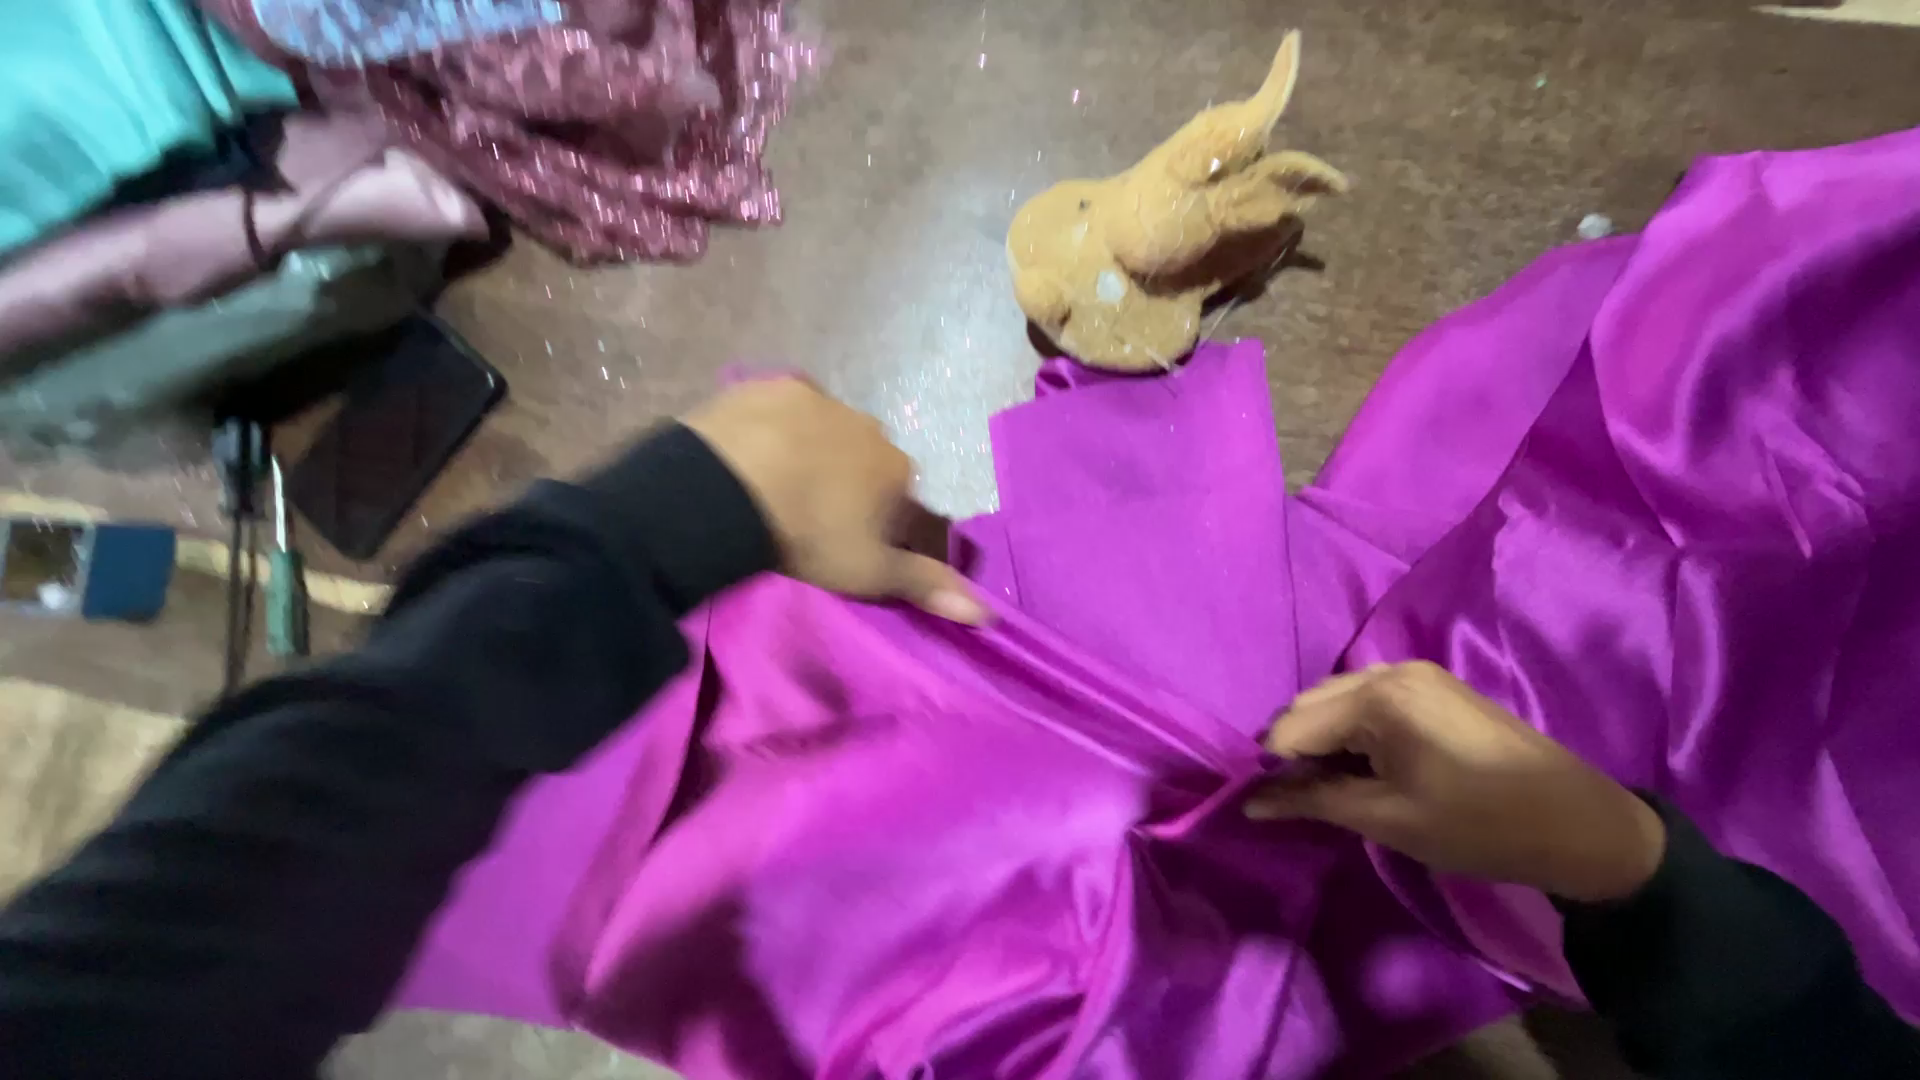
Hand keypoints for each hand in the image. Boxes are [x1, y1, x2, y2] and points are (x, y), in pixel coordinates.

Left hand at [683, 378, 986, 624]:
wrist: (726, 489)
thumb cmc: (808, 536)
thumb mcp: (870, 573)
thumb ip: (926, 586)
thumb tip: (989, 613)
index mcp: (898, 469)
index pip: (900, 498)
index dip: (876, 523)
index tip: (843, 544)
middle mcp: (870, 426)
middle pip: (864, 460)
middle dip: (846, 482)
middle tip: (806, 515)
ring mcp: (821, 399)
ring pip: (825, 430)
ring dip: (810, 451)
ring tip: (773, 485)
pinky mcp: (774, 385)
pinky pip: (782, 407)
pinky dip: (774, 427)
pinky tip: (751, 451)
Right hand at [1244, 662, 1664, 902]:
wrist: (1583, 827)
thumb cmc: (1479, 826)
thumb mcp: (1387, 819)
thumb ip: (1311, 801)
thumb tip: (1250, 803)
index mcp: (1377, 698)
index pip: (1292, 726)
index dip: (1271, 766)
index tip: (1264, 801)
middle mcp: (1389, 671)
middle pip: (1310, 703)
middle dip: (1293, 748)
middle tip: (1295, 796)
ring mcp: (1414, 673)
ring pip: (1336, 699)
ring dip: (1320, 737)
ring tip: (1328, 782)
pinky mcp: (1433, 685)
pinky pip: (1366, 698)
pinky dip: (1350, 728)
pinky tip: (1362, 761)